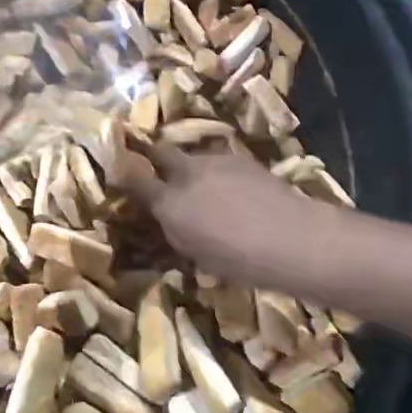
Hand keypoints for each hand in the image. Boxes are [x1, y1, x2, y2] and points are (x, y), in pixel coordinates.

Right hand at [114, 144, 321, 281]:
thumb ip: (176, 230)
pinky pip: (219, 160)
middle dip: (155, 157)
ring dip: (191, 167)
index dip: (124, 174)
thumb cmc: (240, 261)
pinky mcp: (241, 157)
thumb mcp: (197, 254)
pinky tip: (232, 187)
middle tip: (159, 170)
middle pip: (161, 152)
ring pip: (193, 156)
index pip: (134, 179)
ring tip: (204, 185)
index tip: (120, 172)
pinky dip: (217, 171)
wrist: (291, 237)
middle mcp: (187, 173)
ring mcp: (216, 160)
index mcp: (169, 203)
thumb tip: (169, 217)